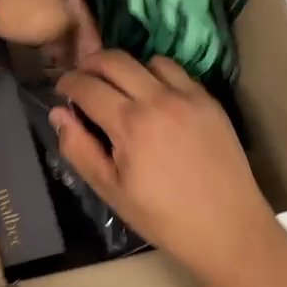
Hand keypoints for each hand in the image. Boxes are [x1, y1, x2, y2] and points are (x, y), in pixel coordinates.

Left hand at [0, 0, 101, 68]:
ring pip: (58, 26)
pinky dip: (45, 39)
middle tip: (74, 74)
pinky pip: (42, 25)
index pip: (92, 27)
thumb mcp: (60, 26)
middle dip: (76, 49)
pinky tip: (42, 53)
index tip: (88, 74)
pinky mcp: (21, 3)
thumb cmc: (27, 12)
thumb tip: (87, 55)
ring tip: (59, 69)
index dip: (92, 52)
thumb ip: (78, 40)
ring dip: (60, 46)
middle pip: (75, 26)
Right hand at [52, 51, 284, 277]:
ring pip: (146, 60)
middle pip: (114, 60)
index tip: (62, 90)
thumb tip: (58, 114)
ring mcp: (187, 96)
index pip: (87, 86)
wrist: (227, 227)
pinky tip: (155, 98)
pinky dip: (157, 75)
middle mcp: (158, 100)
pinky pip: (176, 72)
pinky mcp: (208, 100)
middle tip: (83, 79)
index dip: (68, 84)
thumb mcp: (111, 190)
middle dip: (90, 64)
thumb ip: (79, 149)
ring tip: (121, 90)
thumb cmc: (162, 216)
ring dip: (126, 68)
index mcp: (129, 125)